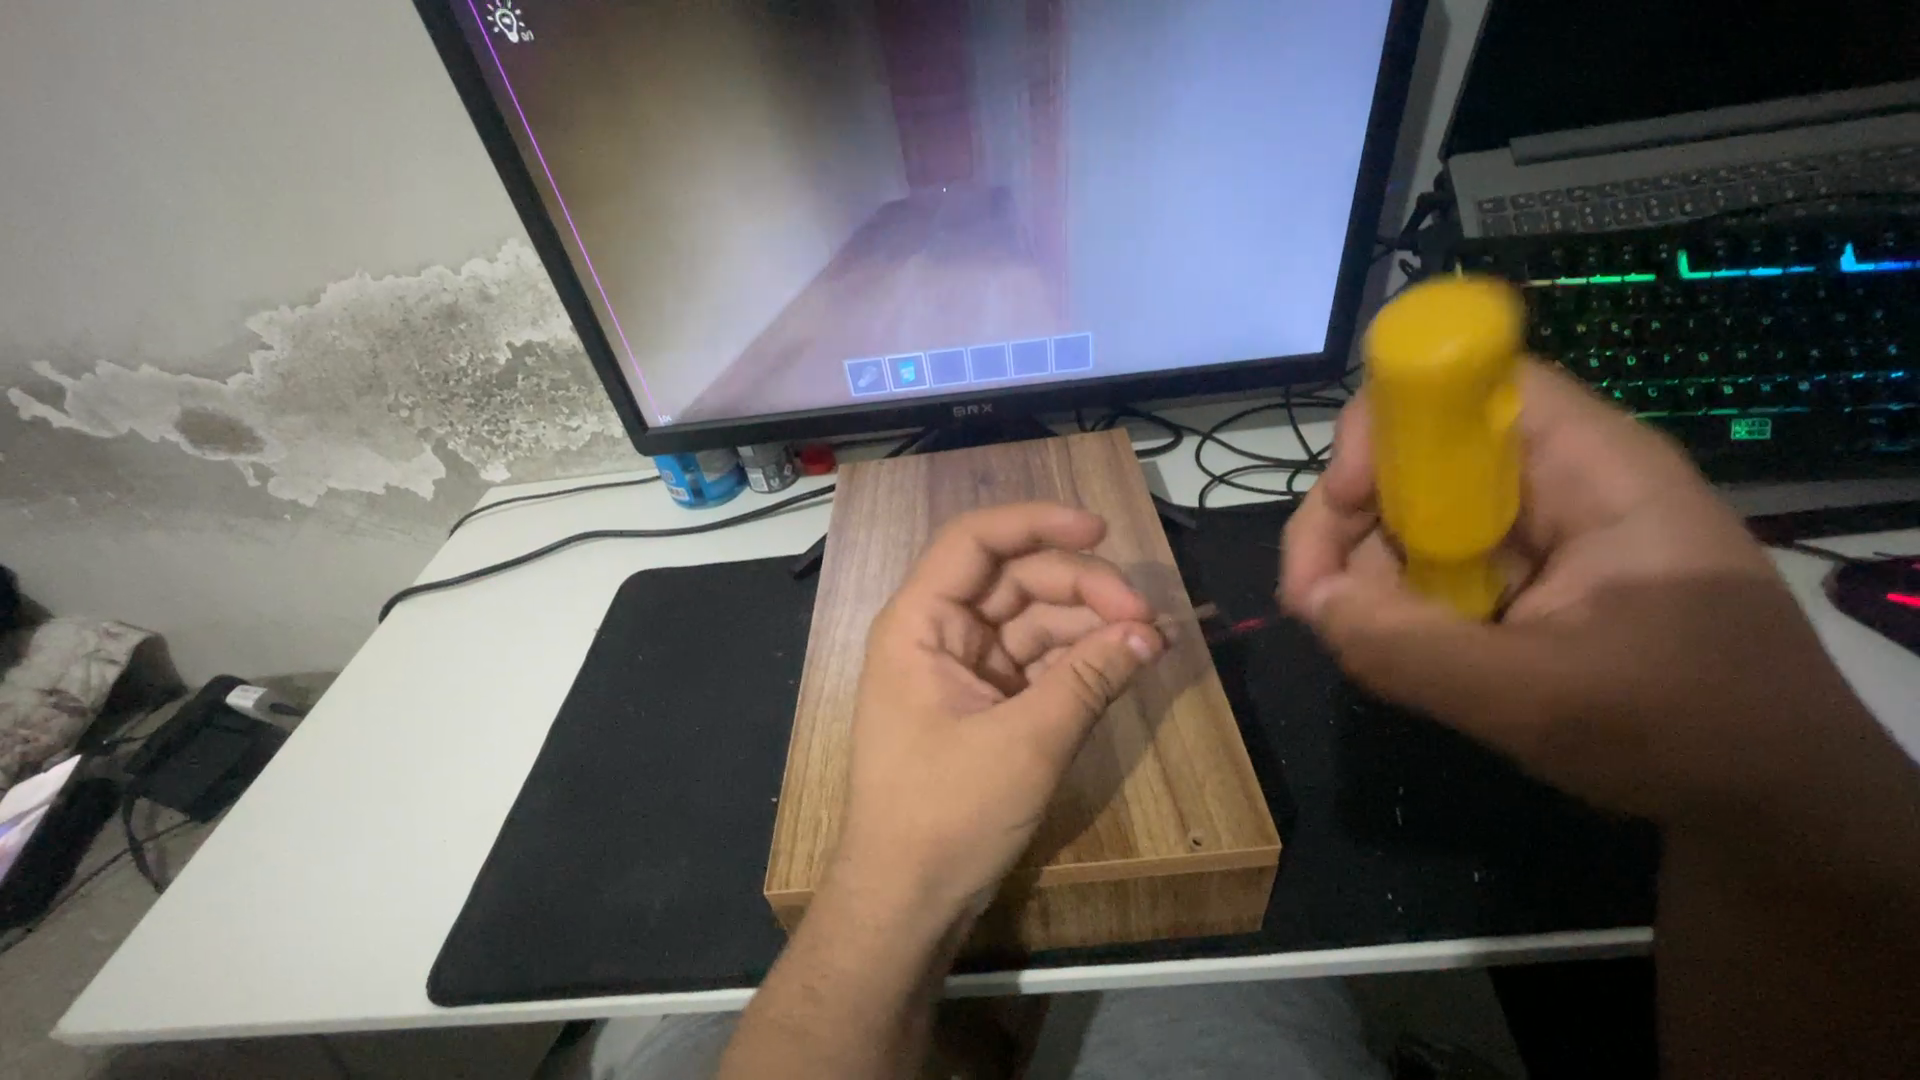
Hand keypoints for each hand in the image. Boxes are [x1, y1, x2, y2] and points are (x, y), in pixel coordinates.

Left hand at [831, 502, 1166, 928]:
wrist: (908, 899)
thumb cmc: (945, 813)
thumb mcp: (1025, 743)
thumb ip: (1088, 680)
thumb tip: (1152, 633)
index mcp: (921, 623)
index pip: (975, 541)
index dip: (1036, 523)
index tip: (1100, 531)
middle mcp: (940, 634)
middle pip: (1016, 580)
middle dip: (1081, 588)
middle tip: (1144, 617)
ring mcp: (964, 670)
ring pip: (1032, 621)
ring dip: (1088, 626)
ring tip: (1149, 640)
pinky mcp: (987, 704)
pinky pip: (1037, 663)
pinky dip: (1079, 662)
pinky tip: (1124, 663)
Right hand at [1280, 361, 1866, 822]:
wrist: (1769, 799)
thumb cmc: (1687, 731)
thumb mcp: (1540, 697)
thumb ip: (1412, 649)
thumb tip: (1311, 601)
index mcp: (1591, 472)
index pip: (1475, 388)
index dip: (1395, 423)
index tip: (1346, 501)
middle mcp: (1551, 485)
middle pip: (1418, 454)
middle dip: (1349, 517)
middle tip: (1311, 598)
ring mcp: (1529, 535)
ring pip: (1408, 516)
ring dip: (1360, 571)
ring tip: (1354, 639)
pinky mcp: (1513, 579)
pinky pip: (1424, 566)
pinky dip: (1388, 601)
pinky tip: (1389, 646)